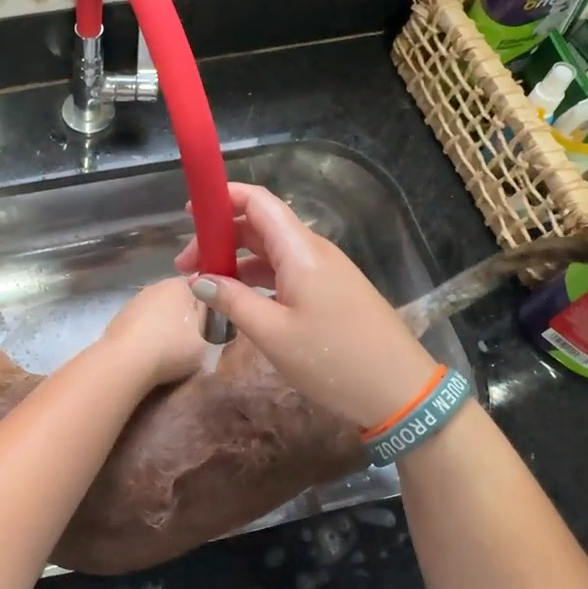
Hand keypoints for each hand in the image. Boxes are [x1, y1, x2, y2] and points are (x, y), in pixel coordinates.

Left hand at [95, 277, 211, 387]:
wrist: (125, 362)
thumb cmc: (173, 346)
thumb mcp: (210, 334)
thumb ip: (216, 316)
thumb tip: (215, 306)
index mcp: (179, 284)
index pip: (202, 286)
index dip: (212, 304)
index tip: (216, 325)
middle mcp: (155, 286)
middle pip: (179, 299)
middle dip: (187, 316)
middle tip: (197, 342)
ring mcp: (134, 302)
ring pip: (159, 312)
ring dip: (166, 327)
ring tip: (173, 353)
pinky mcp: (118, 320)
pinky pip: (142, 326)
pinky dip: (148, 336)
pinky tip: (151, 355)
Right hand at [175, 183, 440, 429]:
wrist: (400, 390)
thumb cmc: (333, 360)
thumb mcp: (273, 334)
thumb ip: (232, 301)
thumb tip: (198, 280)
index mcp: (300, 251)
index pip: (259, 202)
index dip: (224, 198)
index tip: (189, 212)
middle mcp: (314, 250)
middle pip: (261, 225)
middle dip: (220, 238)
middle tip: (187, 268)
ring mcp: (326, 270)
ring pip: (273, 250)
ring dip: (237, 261)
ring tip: (206, 287)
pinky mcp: (332, 290)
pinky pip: (287, 269)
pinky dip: (258, 277)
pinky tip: (241, 300)